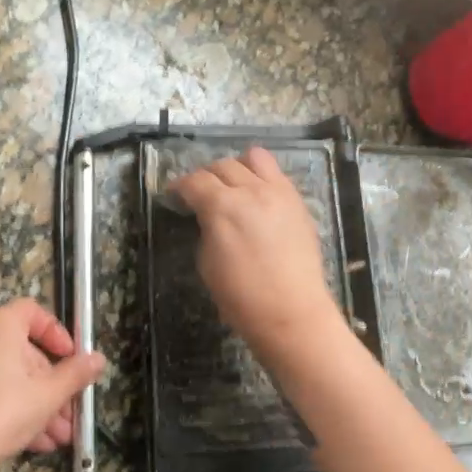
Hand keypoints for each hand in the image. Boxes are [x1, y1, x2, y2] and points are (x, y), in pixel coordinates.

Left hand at [0, 299, 104, 471]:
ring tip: (60, 436)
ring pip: (13, 378)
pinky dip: (17, 409)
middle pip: (26, 352)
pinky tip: (38, 442)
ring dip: (41, 403)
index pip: (33, 312)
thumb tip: (98, 359)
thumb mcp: (48, 394)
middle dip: (54, 383)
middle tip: (71, 409)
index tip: (72, 357)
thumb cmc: (2, 412)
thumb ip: (76, 374)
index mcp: (0, 326)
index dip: (57, 332)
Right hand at [170, 147, 342, 356]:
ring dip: (237, 167)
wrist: (292, 312)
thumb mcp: (207, 263)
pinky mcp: (298, 201)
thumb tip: (209, 218)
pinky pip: (276, 174)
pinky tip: (257, 195)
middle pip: (222, 165)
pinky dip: (261, 177)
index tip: (174, 195)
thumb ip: (207, 229)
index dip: (179, 187)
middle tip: (200, 193)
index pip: (194, 181)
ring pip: (254, 158)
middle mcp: (251, 190)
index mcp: (222, 207)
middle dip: (206, 176)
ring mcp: (279, 192)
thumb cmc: (242, 297)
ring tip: (233, 185)